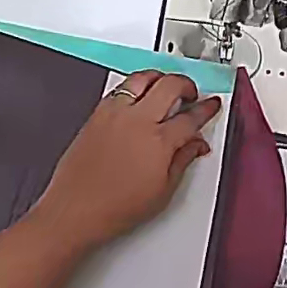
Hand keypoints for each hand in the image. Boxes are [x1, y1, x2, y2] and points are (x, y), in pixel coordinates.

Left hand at [24, 70, 223, 256]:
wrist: (75, 210)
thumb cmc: (114, 207)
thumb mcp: (163, 191)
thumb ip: (183, 160)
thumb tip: (195, 145)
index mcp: (159, 141)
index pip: (192, 116)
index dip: (206, 109)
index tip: (211, 105)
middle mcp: (137, 120)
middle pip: (170, 85)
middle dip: (187, 85)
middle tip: (191, 94)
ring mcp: (115, 114)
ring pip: (143, 77)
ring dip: (160, 78)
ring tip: (166, 87)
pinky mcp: (96, 114)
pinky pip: (120, 88)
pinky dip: (134, 87)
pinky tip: (138, 96)